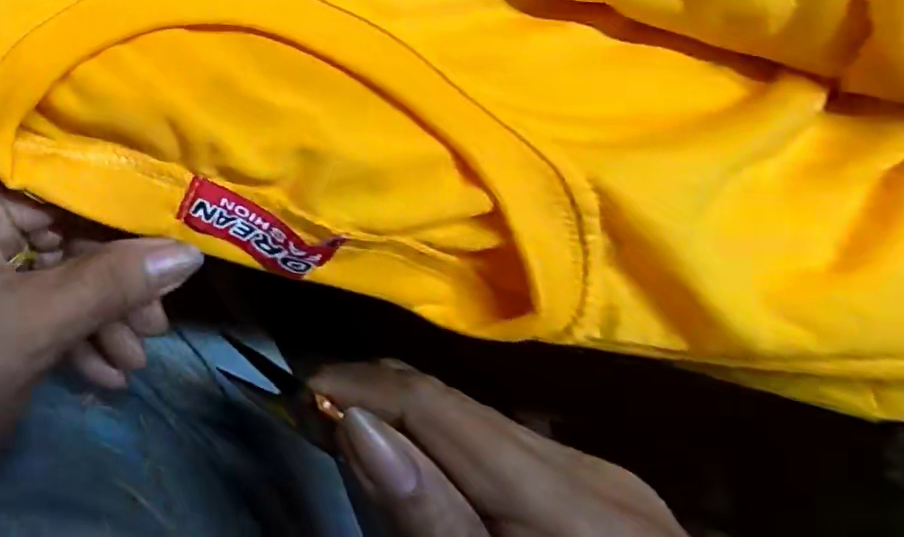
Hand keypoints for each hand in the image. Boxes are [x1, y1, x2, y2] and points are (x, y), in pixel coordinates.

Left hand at [0, 177, 204, 536]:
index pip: (60, 197)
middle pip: (65, 238)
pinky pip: (44, 302)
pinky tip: (109, 371)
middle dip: (112, 288)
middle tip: (157, 324)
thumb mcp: (36, 325)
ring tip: (136, 358)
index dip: (119, 223)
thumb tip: (186, 252)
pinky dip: (76, 334)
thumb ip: (112, 283)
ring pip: (61, 275)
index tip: (174, 249)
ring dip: (100, 317)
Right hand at [310, 361, 688, 536]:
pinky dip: (444, 442)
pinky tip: (419, 464)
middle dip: (374, 397)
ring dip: (405, 417)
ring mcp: (604, 479)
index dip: (359, 386)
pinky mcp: (603, 493)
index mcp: (574, 501)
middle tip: (313, 415)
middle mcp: (591, 470)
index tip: (298, 394)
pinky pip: (498, 443)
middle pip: (453, 401)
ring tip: (354, 433)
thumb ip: (431, 517)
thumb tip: (354, 421)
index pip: (436, 403)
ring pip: (472, 415)